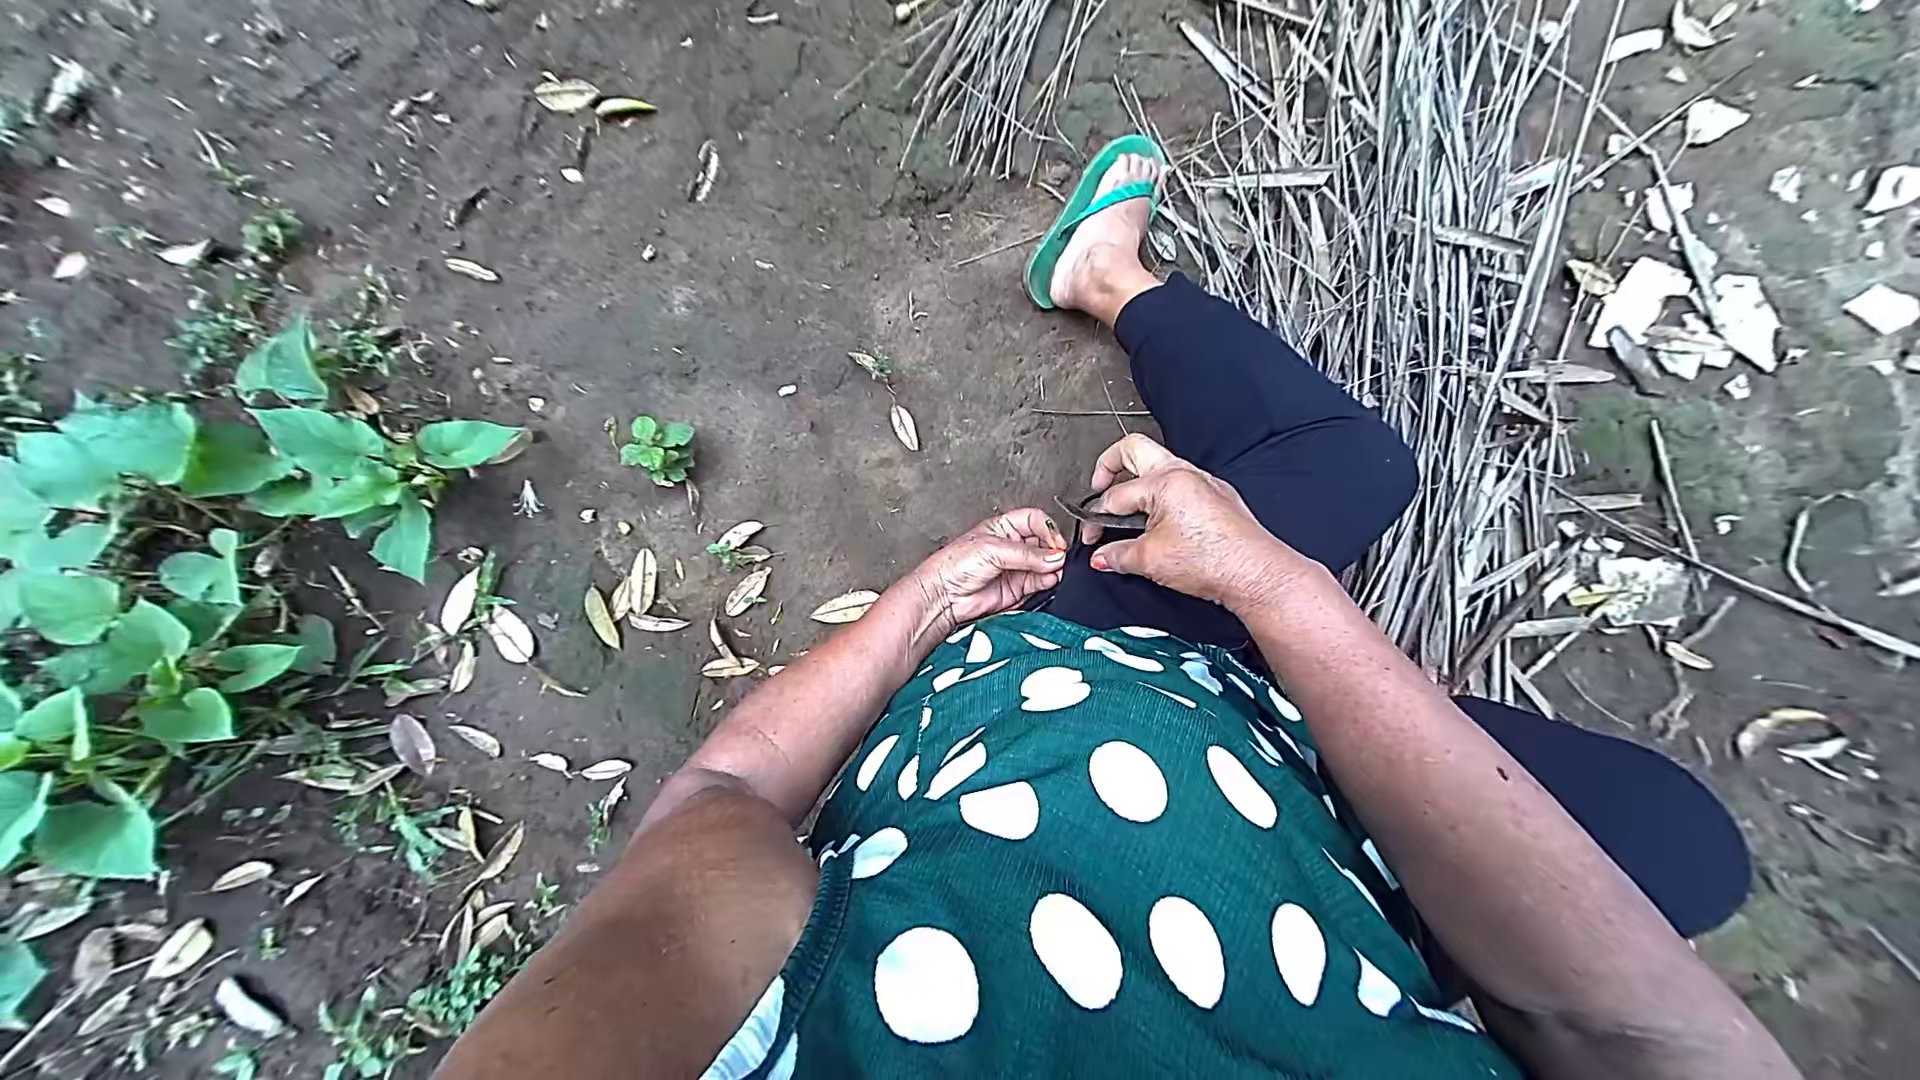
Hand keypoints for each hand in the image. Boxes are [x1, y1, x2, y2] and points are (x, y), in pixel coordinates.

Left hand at [908, 508, 1067, 635]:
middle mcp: (1013, 546)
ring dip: (1054, 567)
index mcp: (1004, 527)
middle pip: (1045, 542)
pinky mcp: (1018, 587)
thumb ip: (1026, 554)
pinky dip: (1049, 581)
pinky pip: (1041, 582)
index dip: (1048, 529)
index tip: (1055, 542)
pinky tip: (1048, 580)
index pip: (1036, 520)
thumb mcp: (992, 550)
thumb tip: (1054, 556)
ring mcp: (1017, 567)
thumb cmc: (955, 565)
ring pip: (1046, 564)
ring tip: (1054, 570)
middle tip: (1057, 557)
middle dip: (1054, 549)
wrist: (944, 595)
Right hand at [1084, 434, 1315, 610]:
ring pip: (1157, 466)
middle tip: (1098, 487)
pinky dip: (1158, 498)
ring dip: (1135, 484)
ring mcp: (1203, 483)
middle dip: (1108, 466)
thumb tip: (1101, 556)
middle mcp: (1185, 473)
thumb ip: (1116, 554)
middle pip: (1133, 450)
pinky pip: (1177, 485)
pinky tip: (1154, 523)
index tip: (1091, 537)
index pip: (1115, 495)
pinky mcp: (1214, 497)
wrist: (1257, 576)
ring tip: (1125, 511)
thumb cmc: (1216, 562)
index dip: (1096, 519)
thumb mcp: (1149, 560)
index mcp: (1166, 481)